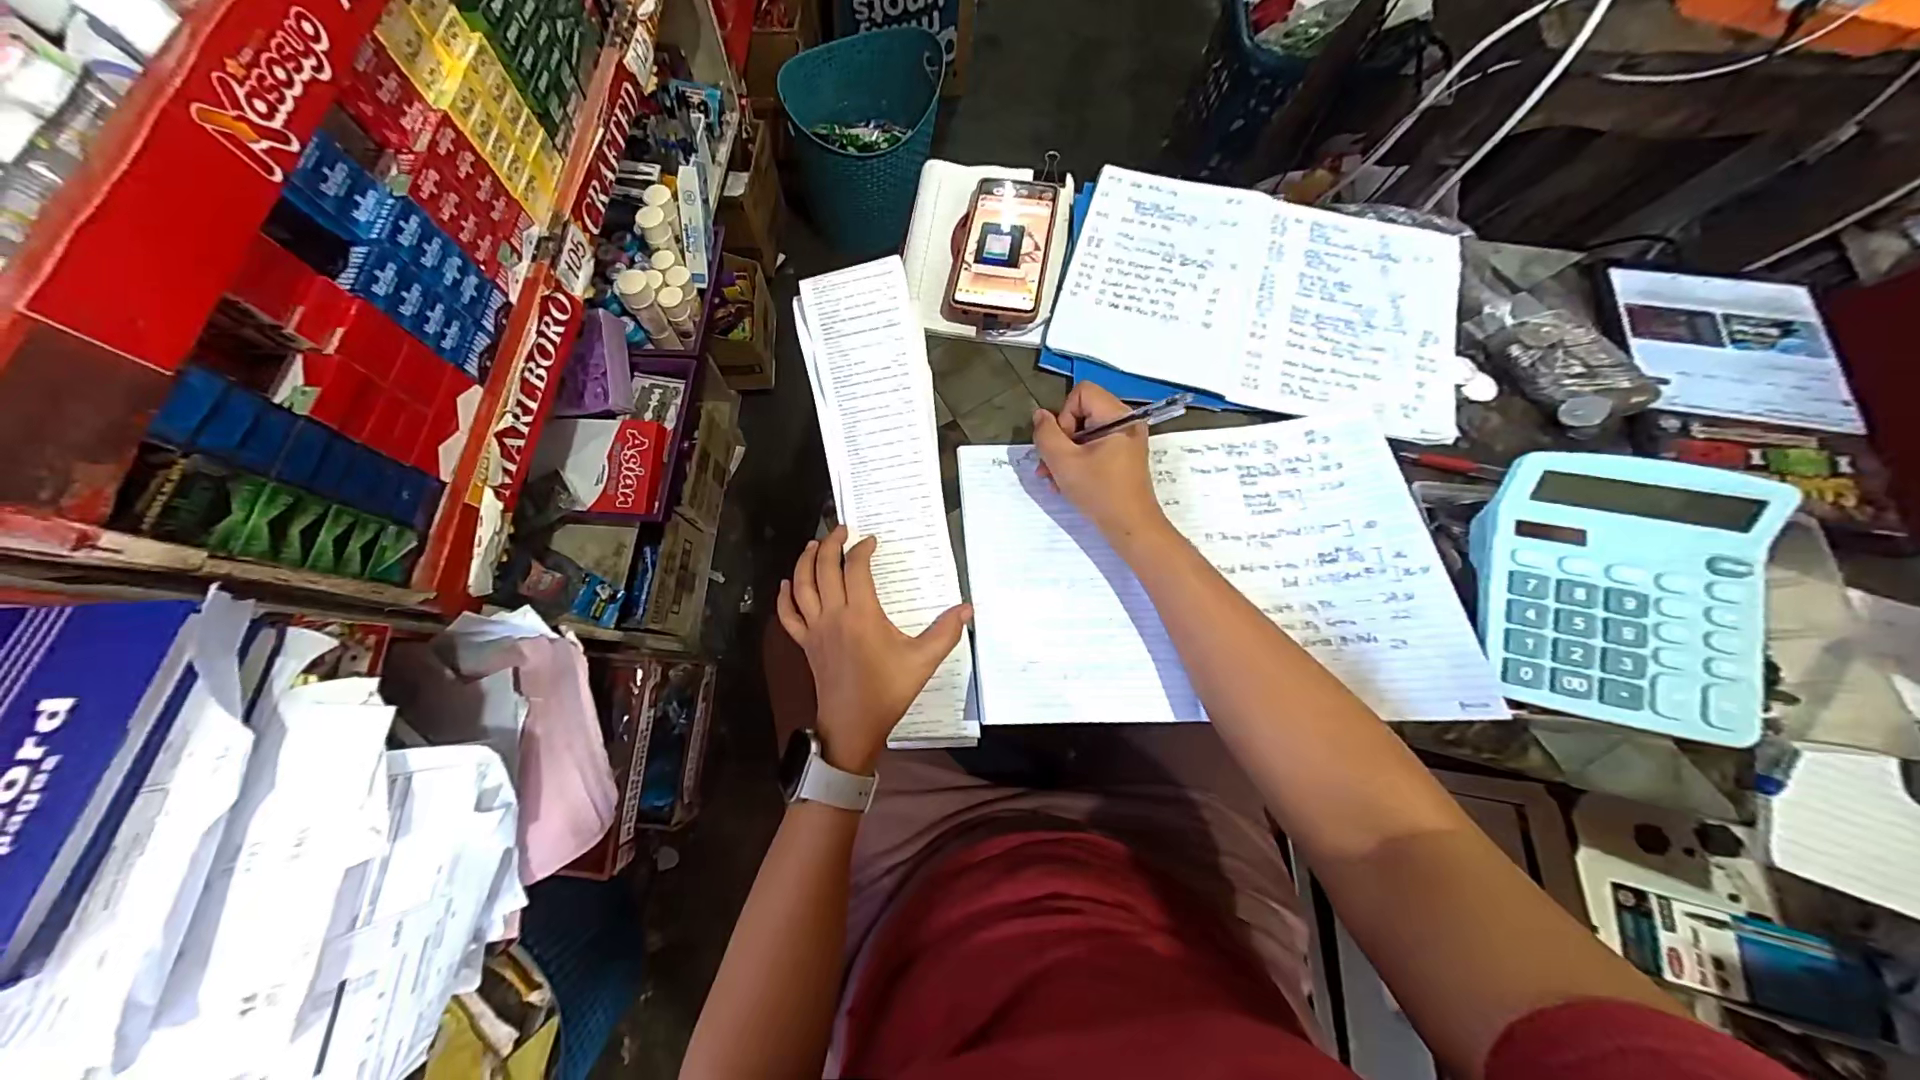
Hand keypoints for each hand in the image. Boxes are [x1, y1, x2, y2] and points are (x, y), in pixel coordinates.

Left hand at [776, 526, 970, 772]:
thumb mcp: (922, 661)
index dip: (862, 549)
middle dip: (831, 544)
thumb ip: (945, 632)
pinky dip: (785, 597)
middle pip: (824, 568)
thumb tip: (966, 609)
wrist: (852, 725)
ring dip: (805, 562)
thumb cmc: (886, 692)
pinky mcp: (806, 645)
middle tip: (840, 529)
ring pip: (801, 586)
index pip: (856, 569)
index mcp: (861, 615)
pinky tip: (786, 584)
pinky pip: (788, 616)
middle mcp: (833, 616)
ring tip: (813, 545)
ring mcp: (815, 630)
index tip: (871, 541)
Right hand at [1031, 383, 1173, 549]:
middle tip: (1050, 465)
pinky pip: (1095, 448)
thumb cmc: (1099, 493)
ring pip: (1085, 433)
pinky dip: (1078, 461)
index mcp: (1118, 417)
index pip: (1081, 393)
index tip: (1064, 445)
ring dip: (1065, 453)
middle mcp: (1126, 423)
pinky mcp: (1123, 457)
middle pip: (1082, 413)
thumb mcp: (1063, 462)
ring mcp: (1126, 441)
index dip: (1064, 416)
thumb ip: (1046, 434)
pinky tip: (1067, 482)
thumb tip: (1040, 415)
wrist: (1131, 527)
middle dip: (1061, 439)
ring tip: (1054, 478)